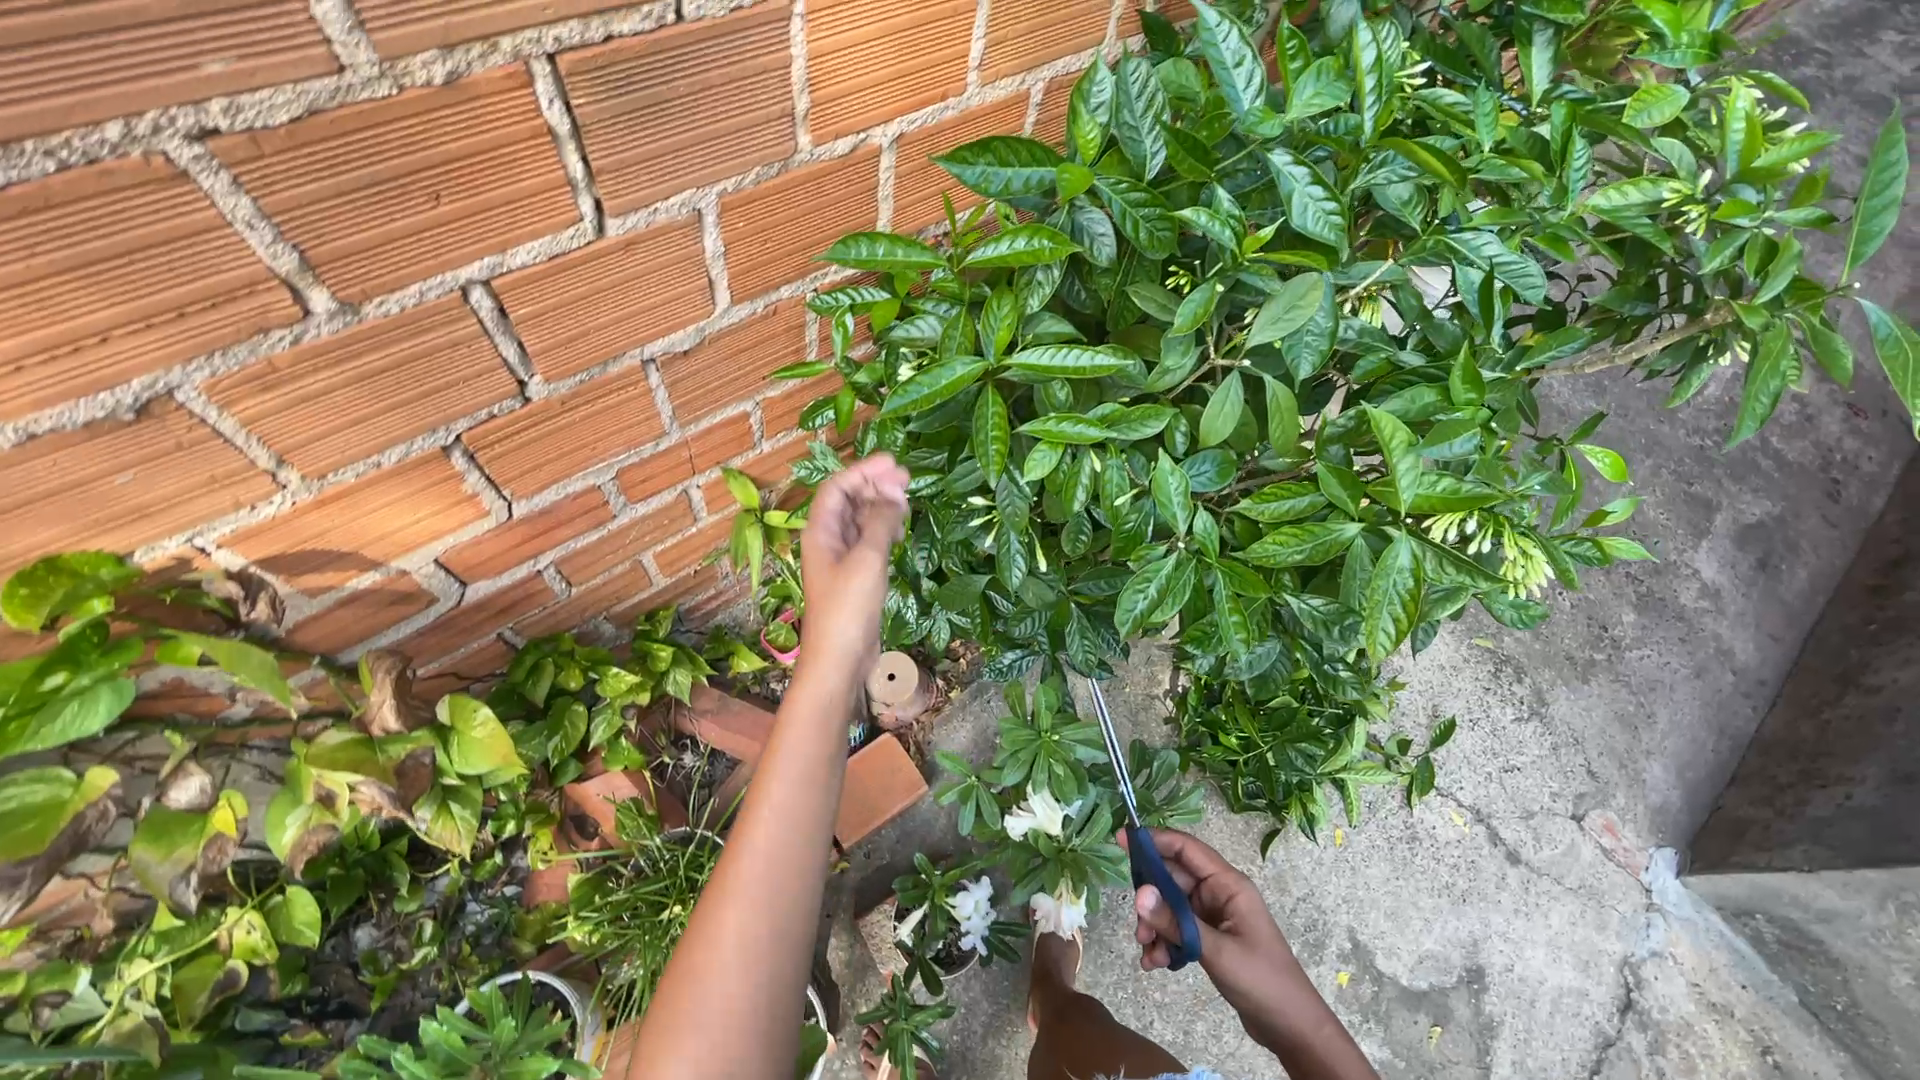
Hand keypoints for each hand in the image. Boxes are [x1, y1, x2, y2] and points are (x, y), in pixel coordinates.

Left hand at [795, 454, 909, 685]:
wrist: (840, 658)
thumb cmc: (848, 607)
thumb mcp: (867, 559)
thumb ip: (880, 523)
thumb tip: (895, 496)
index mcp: (820, 532)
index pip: (838, 487)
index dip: (863, 471)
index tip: (893, 463)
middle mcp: (827, 541)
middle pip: (848, 501)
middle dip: (874, 485)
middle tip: (906, 477)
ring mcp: (841, 559)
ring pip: (859, 520)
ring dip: (880, 506)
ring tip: (907, 498)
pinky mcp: (855, 577)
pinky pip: (868, 541)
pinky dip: (883, 528)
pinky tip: (899, 527)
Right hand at [1120, 828, 1309, 1050]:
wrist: (1291, 1026)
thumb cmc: (1261, 979)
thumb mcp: (1216, 950)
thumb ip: (1176, 922)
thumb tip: (1138, 894)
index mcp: (1228, 884)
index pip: (1186, 849)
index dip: (1154, 840)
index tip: (1121, 839)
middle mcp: (1219, 894)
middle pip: (1173, 880)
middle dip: (1150, 899)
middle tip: (1137, 925)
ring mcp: (1214, 916)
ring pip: (1171, 907)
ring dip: (1155, 926)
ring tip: (1147, 950)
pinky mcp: (1209, 937)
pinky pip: (1177, 929)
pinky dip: (1164, 942)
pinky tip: (1156, 963)